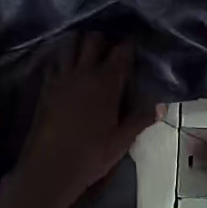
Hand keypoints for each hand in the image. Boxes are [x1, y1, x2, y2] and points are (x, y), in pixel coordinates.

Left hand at [16, 32, 159, 207]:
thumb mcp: (122, 140)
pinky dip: (61, 58)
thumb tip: (161, 106)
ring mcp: (61, 78)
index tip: (135, 43)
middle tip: (110, 45)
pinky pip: (53, 62)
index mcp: (107, 82)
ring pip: (69, 45)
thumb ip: (141, 119)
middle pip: (93, 39)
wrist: (48, 169)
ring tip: (86, 47)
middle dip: (103, 38)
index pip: (121, 52)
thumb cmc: (90, 155)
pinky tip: (65, 65)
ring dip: (79, 42)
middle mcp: (84, 72)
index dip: (129, 44)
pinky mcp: (45, 87)